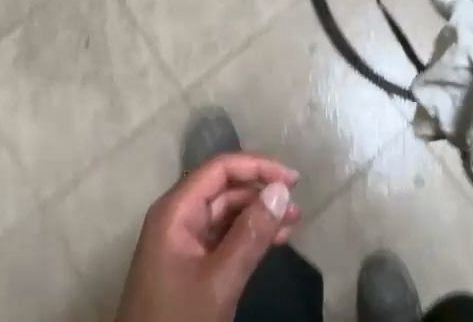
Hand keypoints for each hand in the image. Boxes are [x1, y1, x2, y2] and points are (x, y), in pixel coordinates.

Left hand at [114, 153, 302, 321]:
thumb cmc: (179, 318)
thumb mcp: (219, 280)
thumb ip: (250, 234)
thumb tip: (281, 190)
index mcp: (175, 210)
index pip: (219, 169)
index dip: (257, 166)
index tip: (293, 179)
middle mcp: (177, 217)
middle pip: (223, 188)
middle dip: (261, 192)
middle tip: (297, 205)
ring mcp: (182, 241)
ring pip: (225, 213)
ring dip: (258, 214)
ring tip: (293, 223)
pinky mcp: (189, 263)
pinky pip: (222, 236)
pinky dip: (248, 235)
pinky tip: (274, 240)